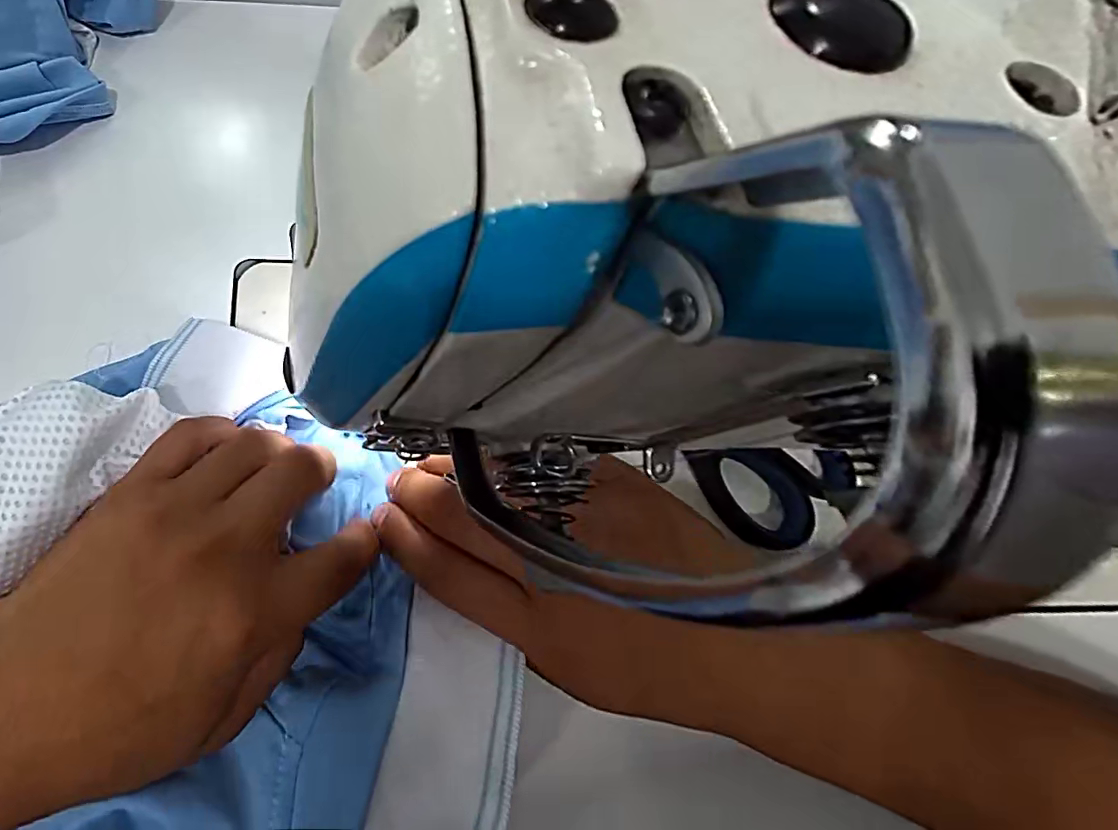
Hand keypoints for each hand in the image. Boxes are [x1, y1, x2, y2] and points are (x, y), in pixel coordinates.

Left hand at [0, 418, 379, 826]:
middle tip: (316, 480)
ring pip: (252, 442)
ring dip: (276, 447)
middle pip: (300, 472)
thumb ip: (277, 654)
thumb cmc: (121, 726)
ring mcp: (177, 508)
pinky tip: (224, 450)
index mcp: (254, 612)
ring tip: (272, 462)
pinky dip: (220, 432)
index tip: (364, 531)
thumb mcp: (221, 722)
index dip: (363, 540)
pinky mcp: (135, 488)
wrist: (15, 699)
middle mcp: (226, 547)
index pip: (339, 559)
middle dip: (323, 469)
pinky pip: (191, 434)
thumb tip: (300, 599)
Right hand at [373, 455, 790, 728]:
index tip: (382, 521)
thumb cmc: (640, 664)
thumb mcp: (556, 662)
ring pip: (481, 476)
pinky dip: (486, 454)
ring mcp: (574, 506)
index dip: (402, 539)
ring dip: (439, 468)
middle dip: (410, 494)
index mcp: (533, 620)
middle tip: (395, 486)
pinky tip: (474, 455)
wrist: (734, 631)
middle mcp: (548, 556)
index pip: (441, 566)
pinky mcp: (600, 473)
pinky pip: (522, 456)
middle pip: (451, 511)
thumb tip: (437, 556)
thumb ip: (492, 610)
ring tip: (423, 469)